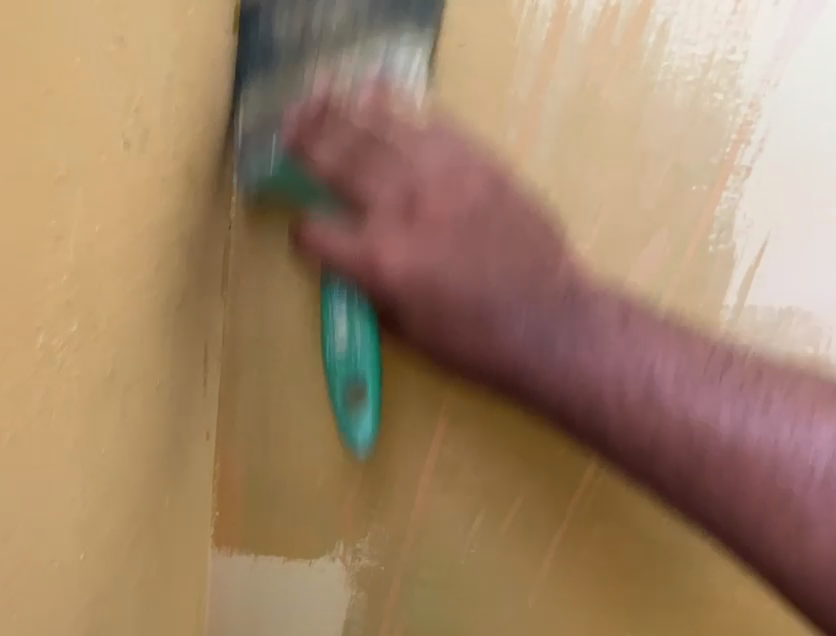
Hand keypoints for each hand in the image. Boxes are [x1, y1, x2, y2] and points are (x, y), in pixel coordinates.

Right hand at [285, 85, 583, 397]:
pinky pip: (431, 122)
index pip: (316, 232)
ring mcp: (442, 177)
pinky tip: (379, 94)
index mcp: (379, 262)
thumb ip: (369, 290)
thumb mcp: (404, 330)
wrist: (548, 321)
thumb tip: (351, 264)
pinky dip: (401, 107)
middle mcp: (402, 209)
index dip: (302, 233)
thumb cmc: (473, 341)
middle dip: (307, 141)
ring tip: (321, 94)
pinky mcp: (477, 161)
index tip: (301, 233)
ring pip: (382, 130)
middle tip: (287, 126)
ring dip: (345, 109)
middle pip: (341, 162)